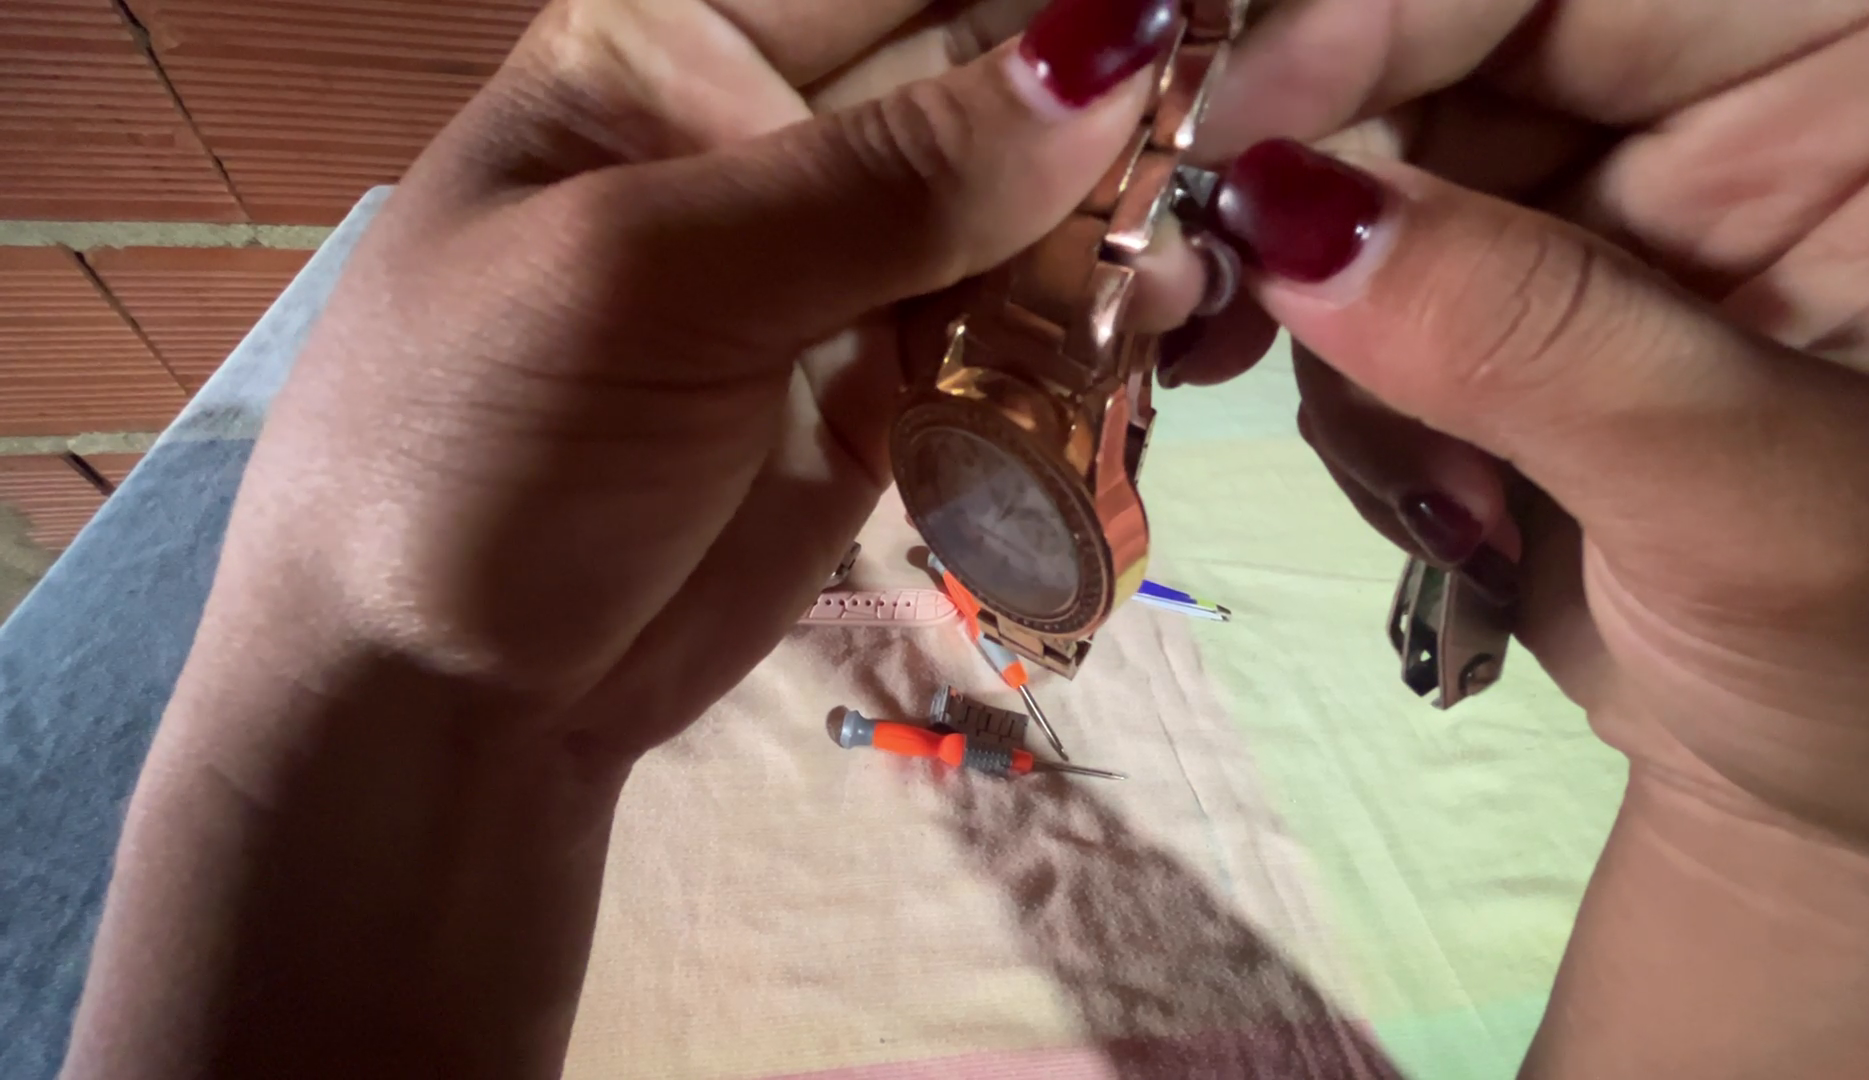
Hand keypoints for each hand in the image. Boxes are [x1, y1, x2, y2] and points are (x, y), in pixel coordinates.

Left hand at [207, 0, 1205, 754]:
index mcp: (679, 63)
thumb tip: (1101, 61)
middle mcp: (772, 163)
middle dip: (1095, 123)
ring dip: (1100, 245)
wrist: (478, 685)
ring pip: (1007, 233)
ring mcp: (837, 292)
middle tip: (1230, 133)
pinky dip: (1071, 346)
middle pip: (971, 105)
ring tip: (1187, 269)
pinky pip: (1000, 347)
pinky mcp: (880, 402)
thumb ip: (875, 183)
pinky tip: (1139, 341)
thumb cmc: (497, 458)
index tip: (1187, 20)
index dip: (1038, 10)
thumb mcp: (656, 285)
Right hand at [1174, 0, 1868, 850]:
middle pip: (1419, 88)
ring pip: (1350, 224)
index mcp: (1862, 75)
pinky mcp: (1477, 320)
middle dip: (1305, 209)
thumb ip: (1519, 340)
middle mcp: (1699, 120)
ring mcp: (1564, 230)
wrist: (1813, 750)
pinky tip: (1420, 489)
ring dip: (1338, 355)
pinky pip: (1340, 321)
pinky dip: (1341, 404)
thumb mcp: (1740, 497)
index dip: (1372, 27)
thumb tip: (1281, 227)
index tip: (1223, 141)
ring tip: (1428, 487)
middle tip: (1209, 311)